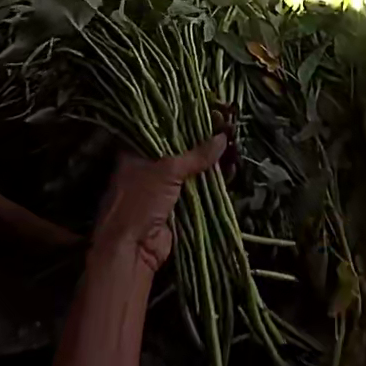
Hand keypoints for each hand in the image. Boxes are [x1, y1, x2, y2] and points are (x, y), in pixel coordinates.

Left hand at [90, 133, 226, 271]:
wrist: (131, 251)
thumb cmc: (140, 200)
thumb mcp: (168, 170)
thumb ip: (196, 154)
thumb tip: (222, 137)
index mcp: (137, 151)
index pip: (165, 129)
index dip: (188, 121)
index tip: (212, 115)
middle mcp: (150, 166)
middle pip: (182, 149)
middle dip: (205, 143)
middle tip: (228, 131)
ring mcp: (163, 187)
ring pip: (192, 170)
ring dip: (211, 163)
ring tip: (234, 149)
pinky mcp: (176, 206)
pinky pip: (197, 189)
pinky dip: (212, 183)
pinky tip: (230, 171)